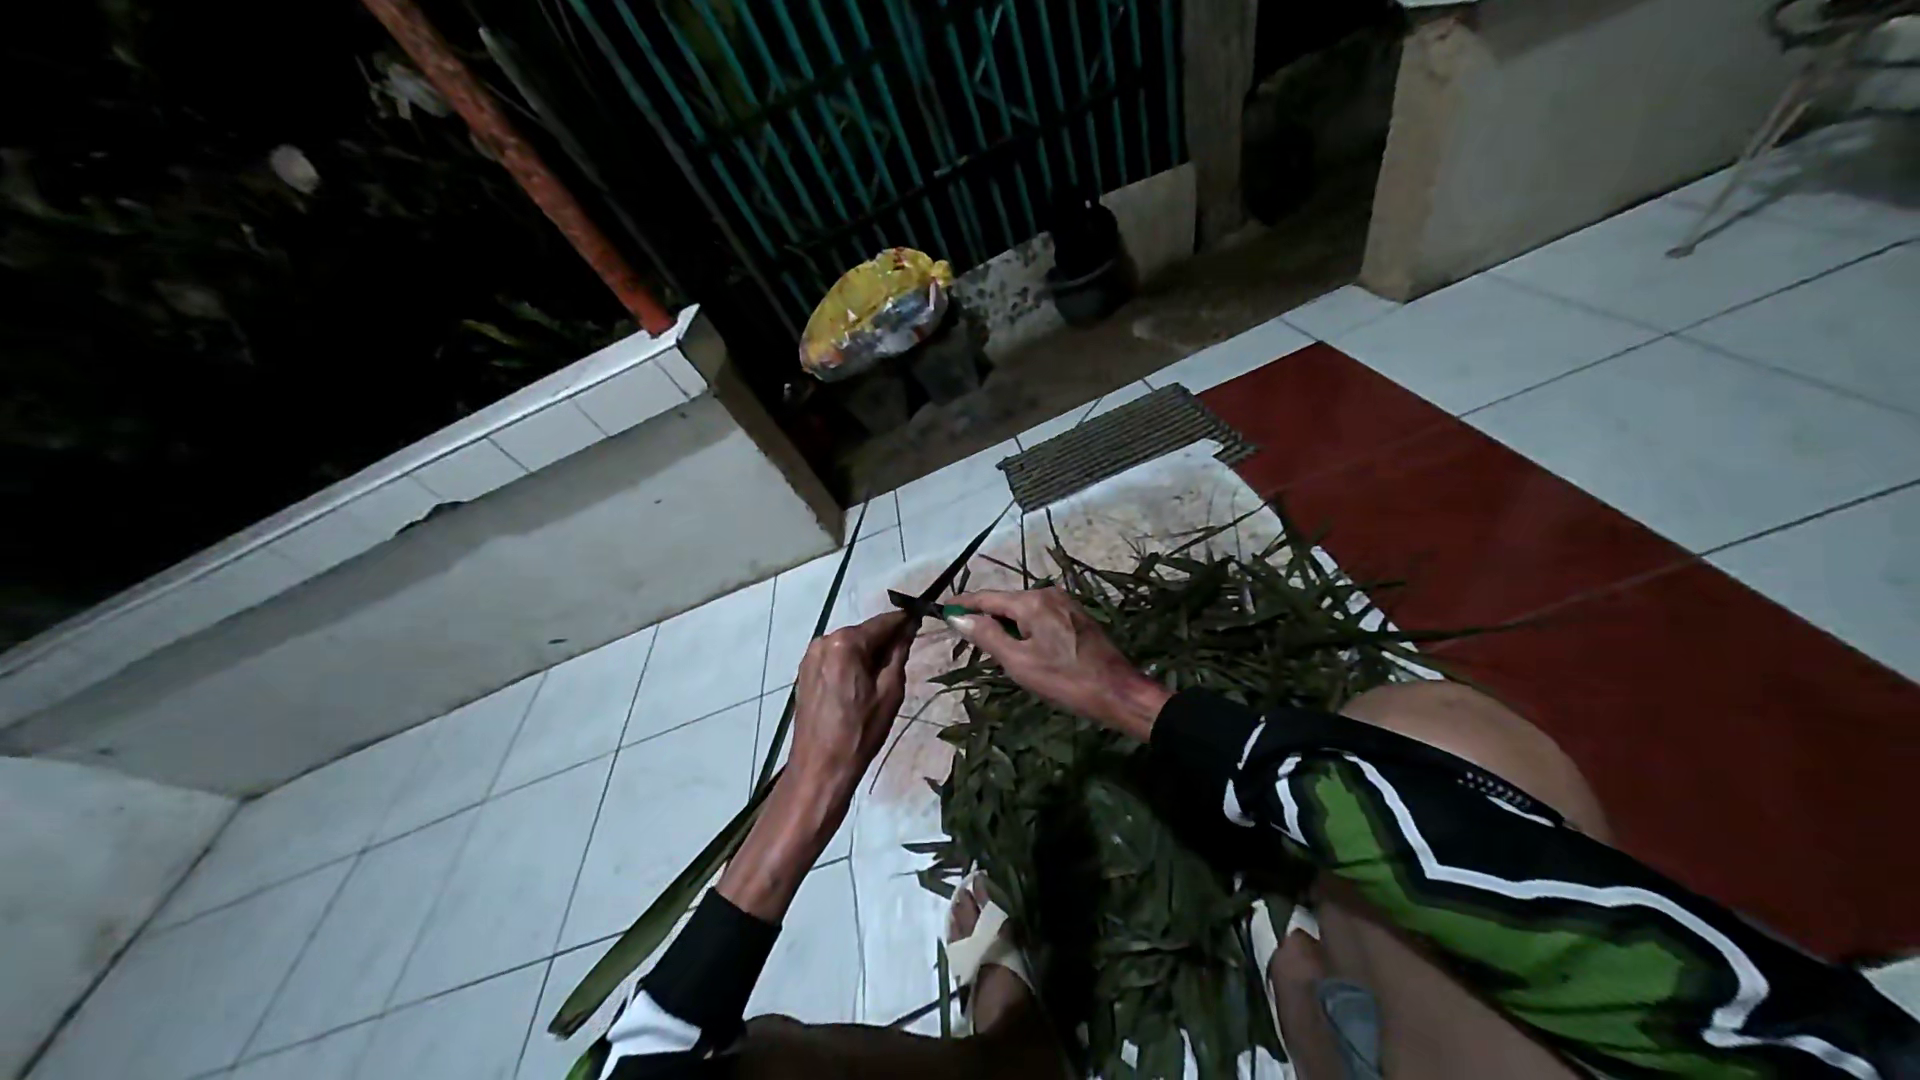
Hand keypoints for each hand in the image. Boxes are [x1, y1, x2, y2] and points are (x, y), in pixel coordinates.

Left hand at [721, 610, 910, 923]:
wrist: (820, 768)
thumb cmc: (860, 731)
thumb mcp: (891, 691)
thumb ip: (899, 653)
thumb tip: (908, 628)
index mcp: (845, 642)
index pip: (883, 622)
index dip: (905, 622)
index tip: (923, 620)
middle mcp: (824, 641)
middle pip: (865, 633)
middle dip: (885, 642)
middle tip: (905, 661)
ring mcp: (811, 656)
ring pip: (850, 646)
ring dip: (868, 655)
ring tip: (884, 680)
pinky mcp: (805, 672)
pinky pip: (836, 659)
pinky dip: (852, 665)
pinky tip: (862, 687)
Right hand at [948, 587, 1170, 740]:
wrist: (1118, 692)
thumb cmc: (1066, 680)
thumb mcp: (1019, 662)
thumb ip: (987, 636)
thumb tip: (958, 618)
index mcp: (1032, 602)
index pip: (987, 598)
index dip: (963, 604)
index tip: (942, 608)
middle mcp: (1048, 594)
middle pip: (1005, 602)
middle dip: (983, 617)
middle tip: (961, 636)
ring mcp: (1065, 604)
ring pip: (1022, 610)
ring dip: (1004, 625)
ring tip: (986, 645)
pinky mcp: (1075, 617)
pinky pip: (1038, 616)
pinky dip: (1022, 628)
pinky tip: (1017, 645)